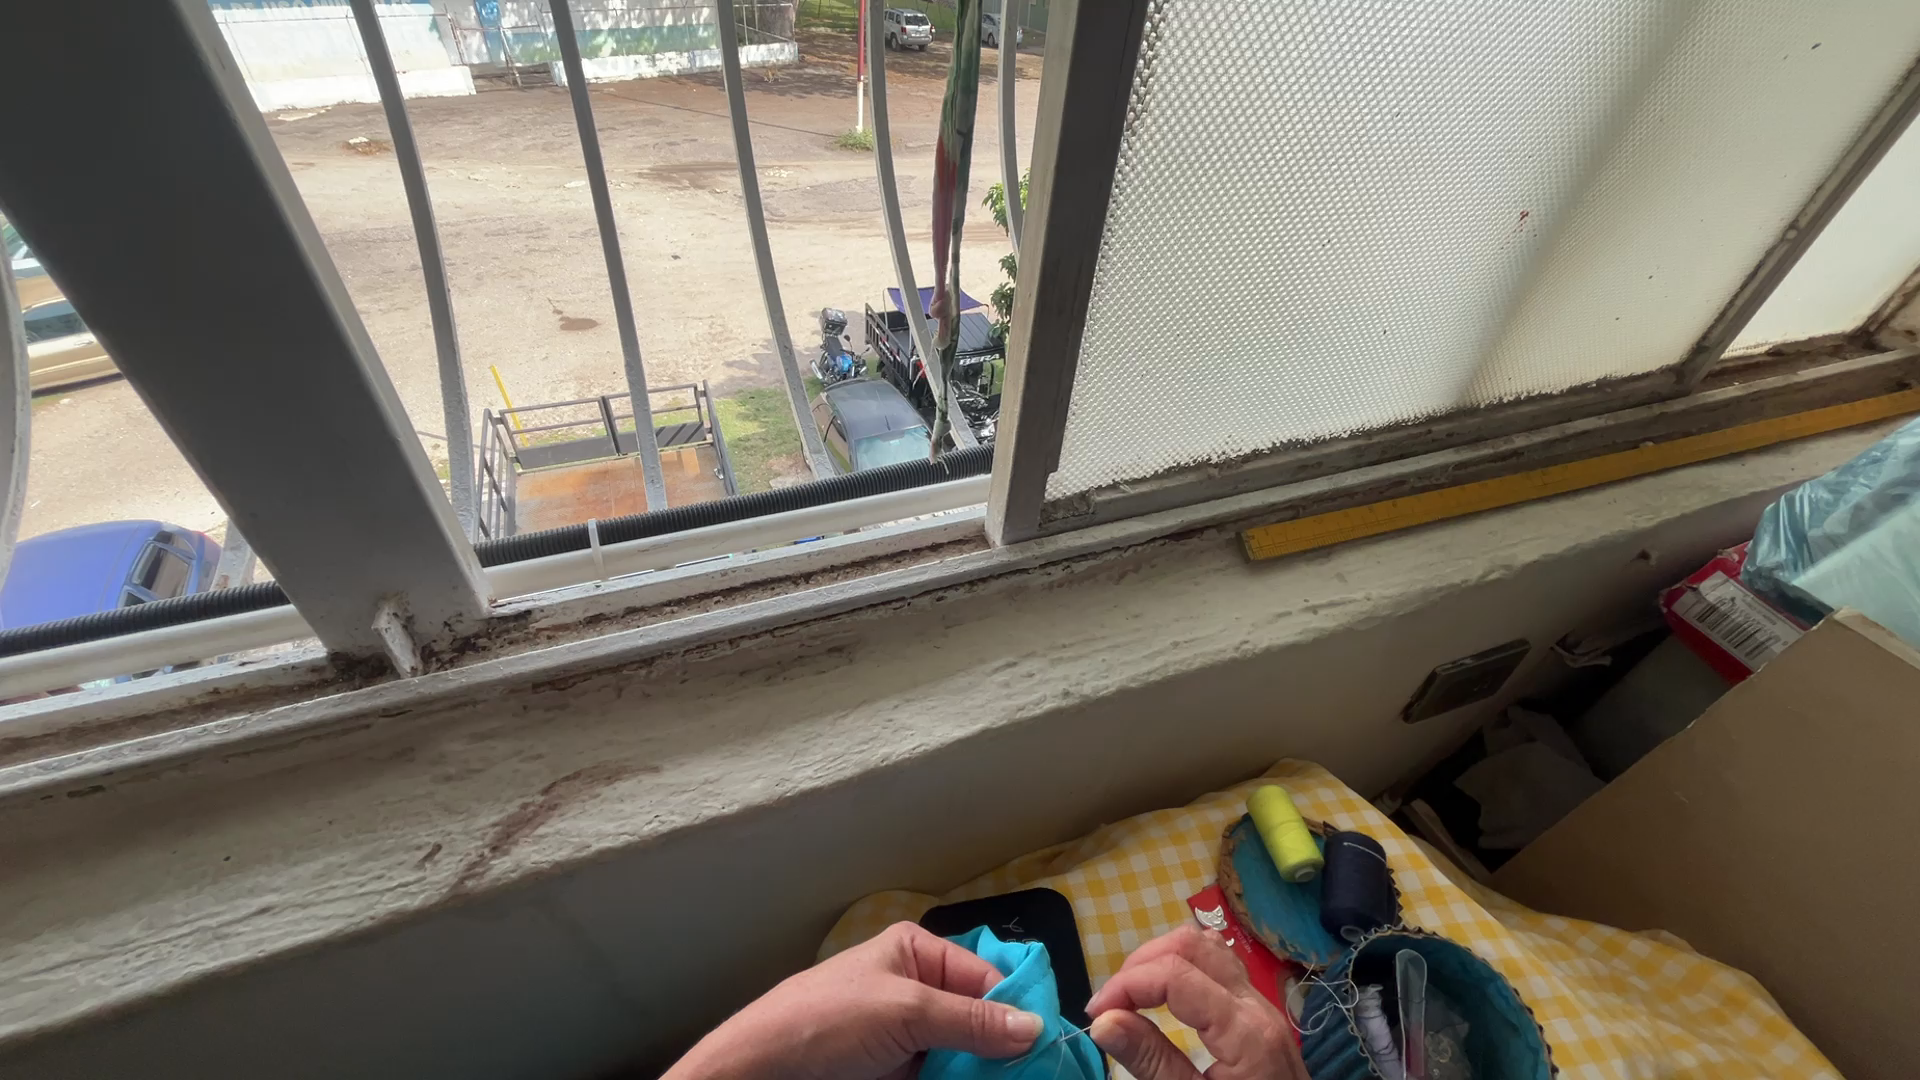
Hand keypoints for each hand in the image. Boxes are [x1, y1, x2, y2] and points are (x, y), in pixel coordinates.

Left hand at [662, 921, 1043, 1079]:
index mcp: (918, 951)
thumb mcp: (905, 1012)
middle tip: (1042, 1072)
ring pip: (965, 1051)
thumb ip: (970, 1020)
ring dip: (988, 1070)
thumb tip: (1035, 1026)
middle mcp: (918, 986)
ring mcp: (908, 1032)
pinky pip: (944, 1072)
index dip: (1017, 1006)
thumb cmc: (831, 1019)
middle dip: (1005, 1045)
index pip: (984, 975)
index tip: (1051, 1041)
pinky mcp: (899, 1069)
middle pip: (978, 1015)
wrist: (764, 1068)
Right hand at [1087, 925, 1306, 1079]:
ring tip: (1133, 994)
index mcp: (1245, 1031)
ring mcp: (1261, 1005)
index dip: (1127, 984)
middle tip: (1113, 1002)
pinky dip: (1184, 963)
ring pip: (1206, 945)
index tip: (1096, 1013)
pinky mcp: (1258, 1013)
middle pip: (1191, 944)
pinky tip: (1167, 990)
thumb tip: (1103, 1020)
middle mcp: (1257, 1004)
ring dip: (1161, 957)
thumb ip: (1151, 1062)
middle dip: (1141, 963)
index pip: (1174, 973)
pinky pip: (1218, 963)